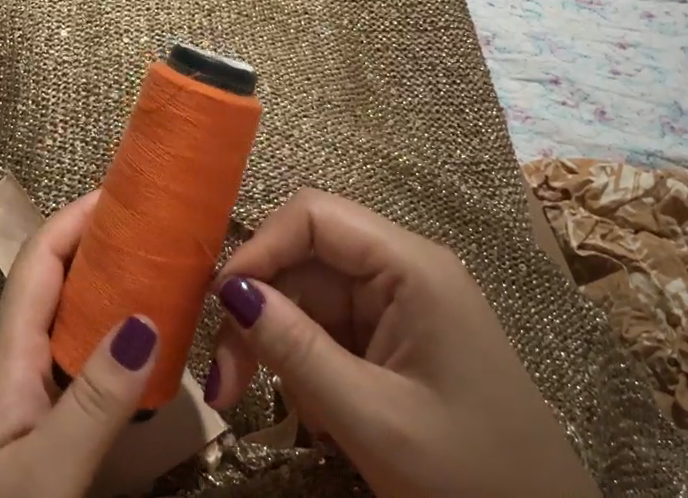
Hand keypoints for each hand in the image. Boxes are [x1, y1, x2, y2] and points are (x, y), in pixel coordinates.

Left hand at [0, 191, 160, 497]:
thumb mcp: (47, 469)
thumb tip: (146, 315)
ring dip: (108, 288)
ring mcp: (17, 387)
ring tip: (163, 276)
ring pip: (65, 318)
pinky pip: (70, 356)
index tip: (130, 192)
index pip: (42, 259)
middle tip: (163, 232)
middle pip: (55, 280)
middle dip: (102, 245)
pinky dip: (106, 337)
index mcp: (6, 350)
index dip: (80, 217)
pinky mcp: (28, 417)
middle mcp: (9, 356)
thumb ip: (95, 401)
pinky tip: (137, 350)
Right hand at [205, 189, 597, 497]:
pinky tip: (316, 417)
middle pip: (304, 262)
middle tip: (224, 383)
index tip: (219, 304)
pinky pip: (328, 332)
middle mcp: (405, 272)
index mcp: (413, 268)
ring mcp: (402, 307)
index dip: (259, 247)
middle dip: (258, 314)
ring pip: (308, 300)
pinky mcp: (396, 341)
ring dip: (276, 349)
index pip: (314, 216)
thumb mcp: (372, 418)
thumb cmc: (469, 479)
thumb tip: (228, 290)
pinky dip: (305, 368)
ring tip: (265, 407)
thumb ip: (295, 349)